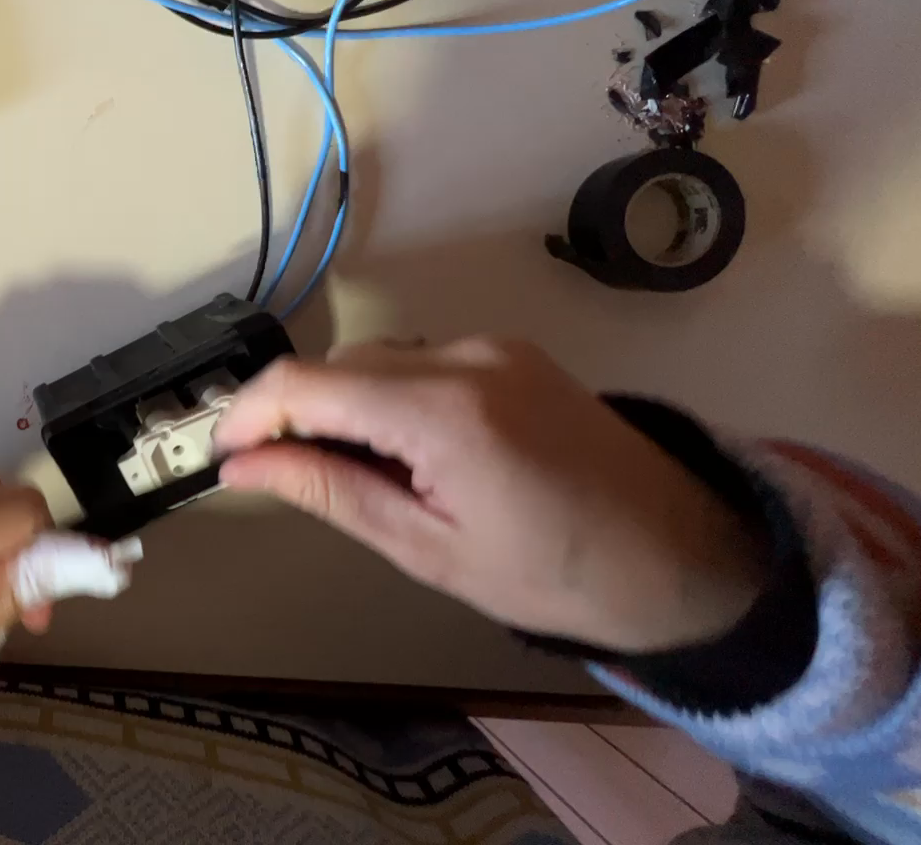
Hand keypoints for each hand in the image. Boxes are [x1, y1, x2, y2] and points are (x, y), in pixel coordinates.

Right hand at [212, 339, 766, 653]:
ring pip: (364, 359)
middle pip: (330, 367)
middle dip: (290, 416)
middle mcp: (461, 357)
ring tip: (353, 467)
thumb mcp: (425, 549)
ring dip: (333, 406)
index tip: (225, 456)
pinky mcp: (501, 350)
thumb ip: (325, 490)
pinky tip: (399, 445)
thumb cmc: (556, 576)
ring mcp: (486, 346)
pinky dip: (376, 396)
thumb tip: (240, 465)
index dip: (246, 413)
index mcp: (443, 412)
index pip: (304, 384)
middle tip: (285, 475)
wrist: (695, 559)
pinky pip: (406, 360)